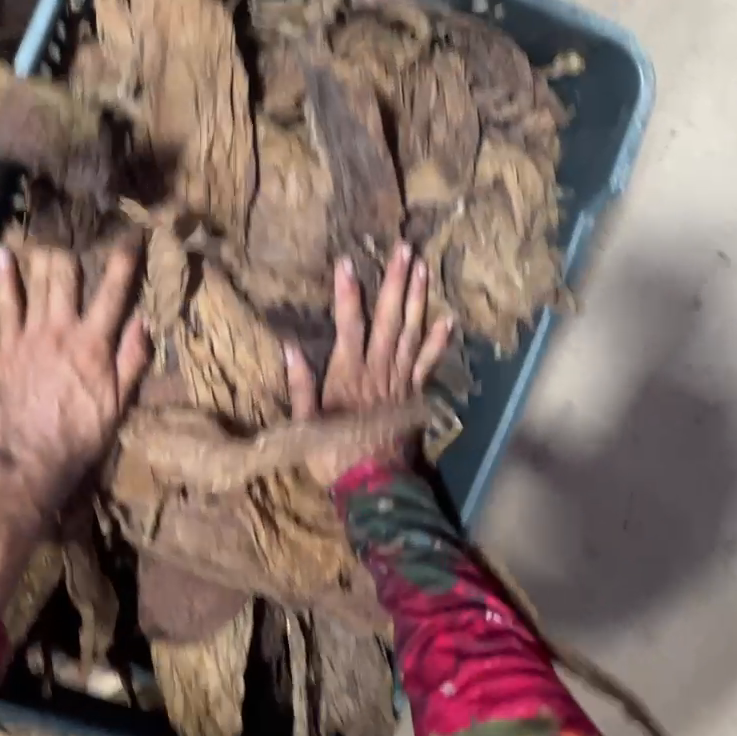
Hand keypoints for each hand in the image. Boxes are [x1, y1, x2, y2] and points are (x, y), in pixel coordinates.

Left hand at [0, 240, 149, 517]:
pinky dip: (6, 278)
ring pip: (38, 283)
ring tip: (50, 233)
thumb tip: (146, 321)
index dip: (125, 260)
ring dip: (45, 256)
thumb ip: (133, 359)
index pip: (114, 291)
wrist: (33, 458)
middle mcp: (62, 329)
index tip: (133, 235)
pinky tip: (4, 255)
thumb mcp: (120, 402)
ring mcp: (30, 335)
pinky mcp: (6, 346)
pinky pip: (5, 305)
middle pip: (67, 276)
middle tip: (81, 232)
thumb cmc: (83, 432)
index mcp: (94, 342)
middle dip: (76, 250)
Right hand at [284, 243, 453, 481]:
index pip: (349, 324)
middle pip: (388, 318)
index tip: (347, 263)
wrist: (373, 486)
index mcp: (348, 373)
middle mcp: (377, 368)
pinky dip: (438, 341)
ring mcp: (399, 378)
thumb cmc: (332, 453)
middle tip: (404, 249)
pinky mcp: (414, 392)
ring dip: (418, 298)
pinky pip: (428, 362)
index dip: (347, 293)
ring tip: (422, 267)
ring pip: (411, 331)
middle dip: (396, 282)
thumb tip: (289, 346)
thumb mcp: (305, 422)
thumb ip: (299, 384)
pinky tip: (447, 319)